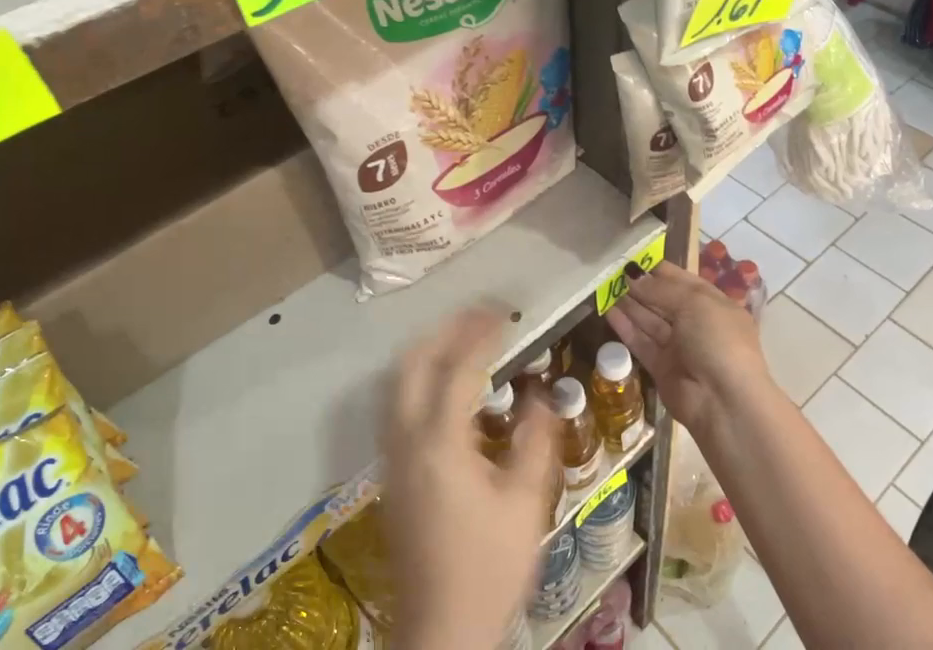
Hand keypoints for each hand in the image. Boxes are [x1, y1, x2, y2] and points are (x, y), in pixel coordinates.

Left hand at [384, 308, 558, 649]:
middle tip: (476, 316)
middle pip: (410, 364)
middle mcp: (405, 441)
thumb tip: (542, 394)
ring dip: (424, 353)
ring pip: (394, 384)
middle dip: (442, 331)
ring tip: (459, 340)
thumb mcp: (526, 502)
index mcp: (440, 443)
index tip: (503, 314)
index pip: (457, 369)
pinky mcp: (390, 475)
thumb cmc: (490, 566)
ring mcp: (392, 458)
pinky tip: (444, 389)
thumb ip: (534, 439)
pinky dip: (416, 381)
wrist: (442, 626)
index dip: (481, 336)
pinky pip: (395, 408)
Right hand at [607, 261, 772, 435]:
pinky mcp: (662, 368)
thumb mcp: (694, 303)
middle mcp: (696, 323)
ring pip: (650, 320)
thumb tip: (633, 275)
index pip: (682, 280)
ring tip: (604, 288)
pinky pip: (642, 343)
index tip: (631, 258)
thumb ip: (660, 289)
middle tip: (611, 272)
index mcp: (713, 303)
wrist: (723, 401)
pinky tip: (608, 312)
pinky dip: (626, 328)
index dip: (658, 269)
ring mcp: (679, 347)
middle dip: (640, 286)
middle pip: (663, 300)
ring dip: (630, 304)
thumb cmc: (717, 340)